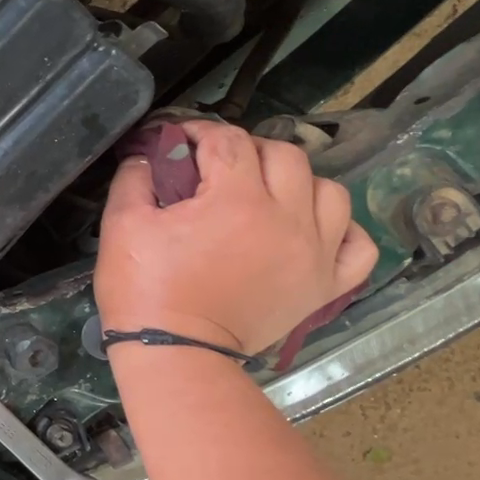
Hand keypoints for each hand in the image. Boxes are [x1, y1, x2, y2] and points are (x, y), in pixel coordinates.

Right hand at [95, 120, 377, 354]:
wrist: (175, 348)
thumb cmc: (143, 284)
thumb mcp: (121, 223)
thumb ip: (135, 179)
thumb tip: (149, 155)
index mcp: (235, 201)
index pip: (229, 142)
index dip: (200, 131)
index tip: (178, 138)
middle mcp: (288, 219)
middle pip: (286, 156)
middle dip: (247, 149)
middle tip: (216, 163)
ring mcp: (317, 253)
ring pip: (331, 192)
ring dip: (296, 181)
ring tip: (264, 192)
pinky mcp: (329, 284)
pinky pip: (358, 244)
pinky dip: (338, 228)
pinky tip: (306, 227)